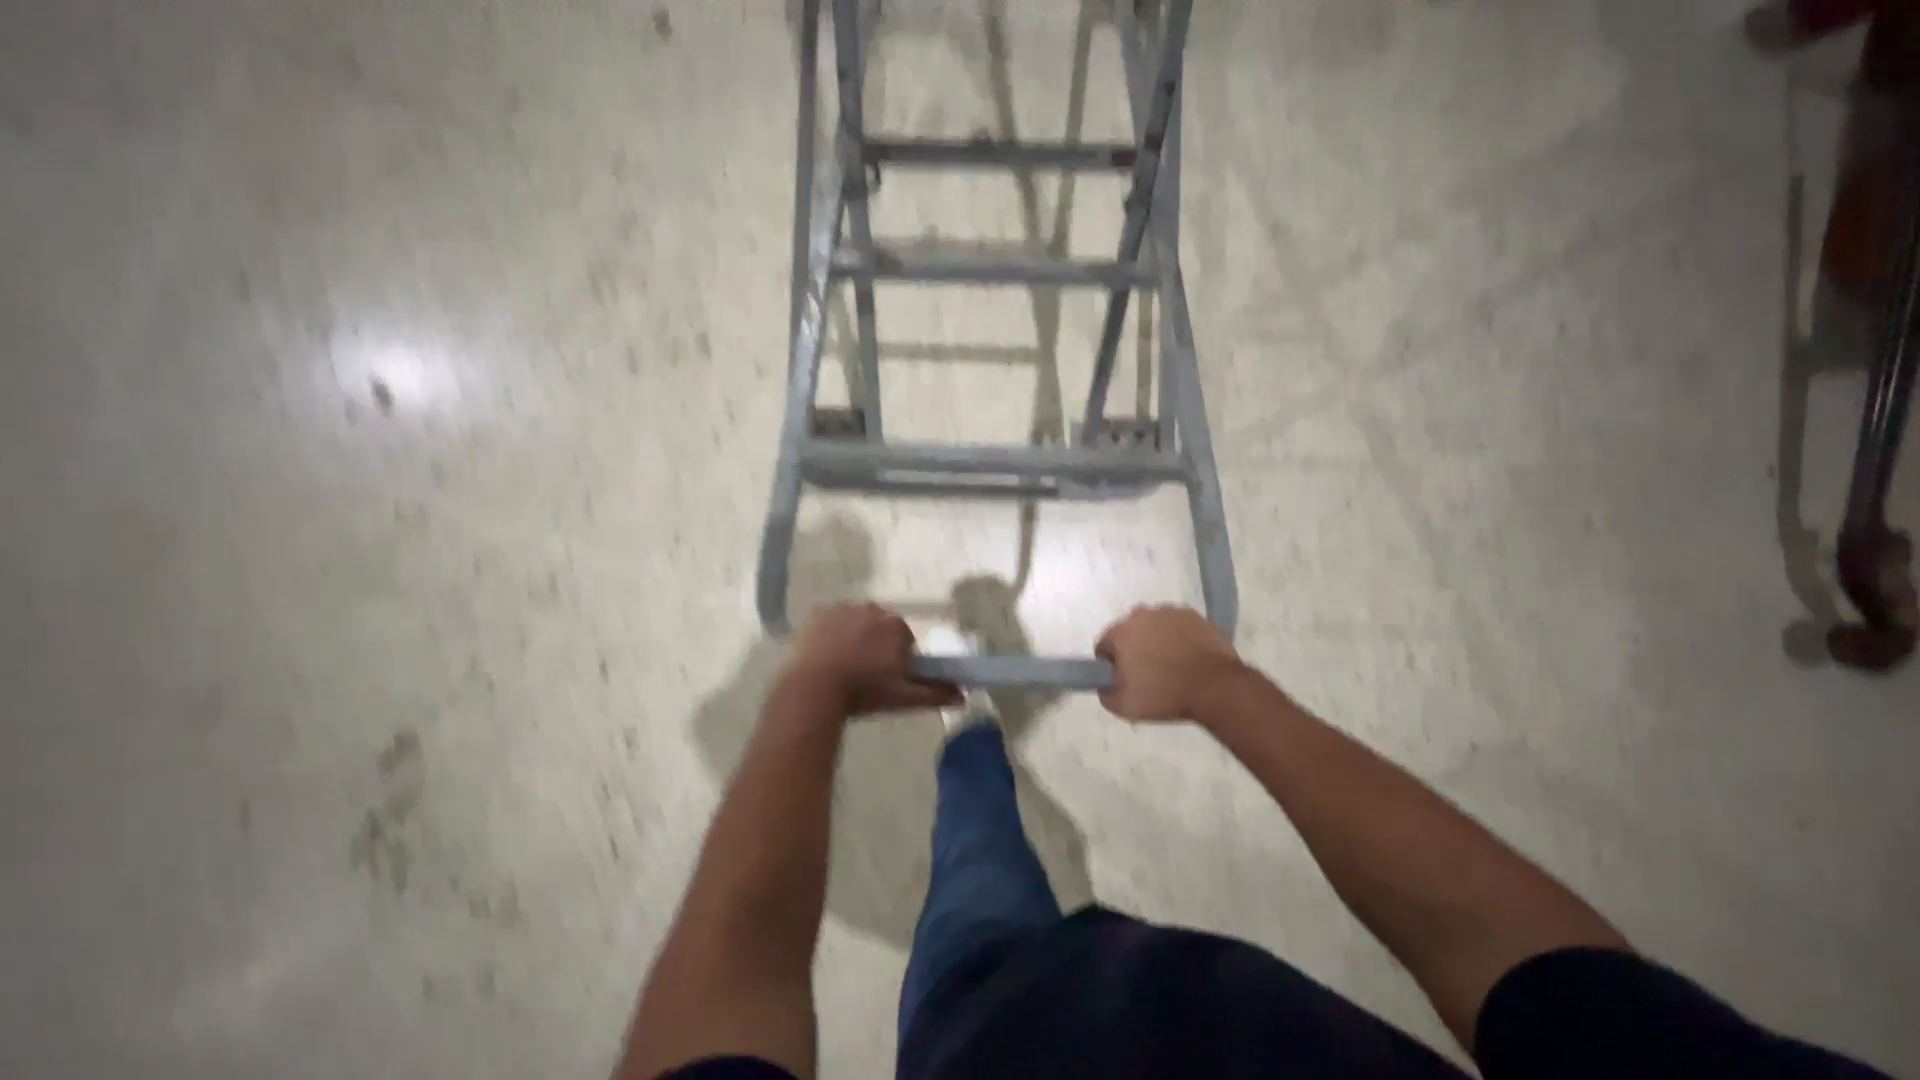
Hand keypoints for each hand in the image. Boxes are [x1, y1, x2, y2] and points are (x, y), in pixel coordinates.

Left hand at [782, 603, 960, 715]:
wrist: (813, 688)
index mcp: (897, 626)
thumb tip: (963, 695)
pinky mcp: (818, 612)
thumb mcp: (903, 698)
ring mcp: (843, 608)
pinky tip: (824, 655)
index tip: (885, 679)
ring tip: (841, 667)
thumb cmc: (863, 692)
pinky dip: (831, 633)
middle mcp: (873, 609)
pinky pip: (831, 620)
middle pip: (880, 628)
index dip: (897, 660)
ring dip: (854, 637)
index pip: (904, 640)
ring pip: (856, 622)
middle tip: (863, 675)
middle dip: (876, 646)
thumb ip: (935, 694)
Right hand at [1095, 605, 1246, 721]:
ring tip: (1171, 664)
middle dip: (1133, 648)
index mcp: (1120, 633)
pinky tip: (1188, 656)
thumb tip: (1105, 684)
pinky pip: (1178, 626)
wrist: (1215, 687)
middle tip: (1147, 673)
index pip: (1104, 646)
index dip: (1111, 664)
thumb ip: (1105, 693)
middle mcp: (1141, 615)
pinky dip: (1179, 637)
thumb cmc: (1165, 696)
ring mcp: (1170, 612)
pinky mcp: (1195, 616)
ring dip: (1157, 640)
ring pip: (1154, 626)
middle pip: (1129, 632)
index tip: (1123, 679)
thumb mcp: (1124, 707)